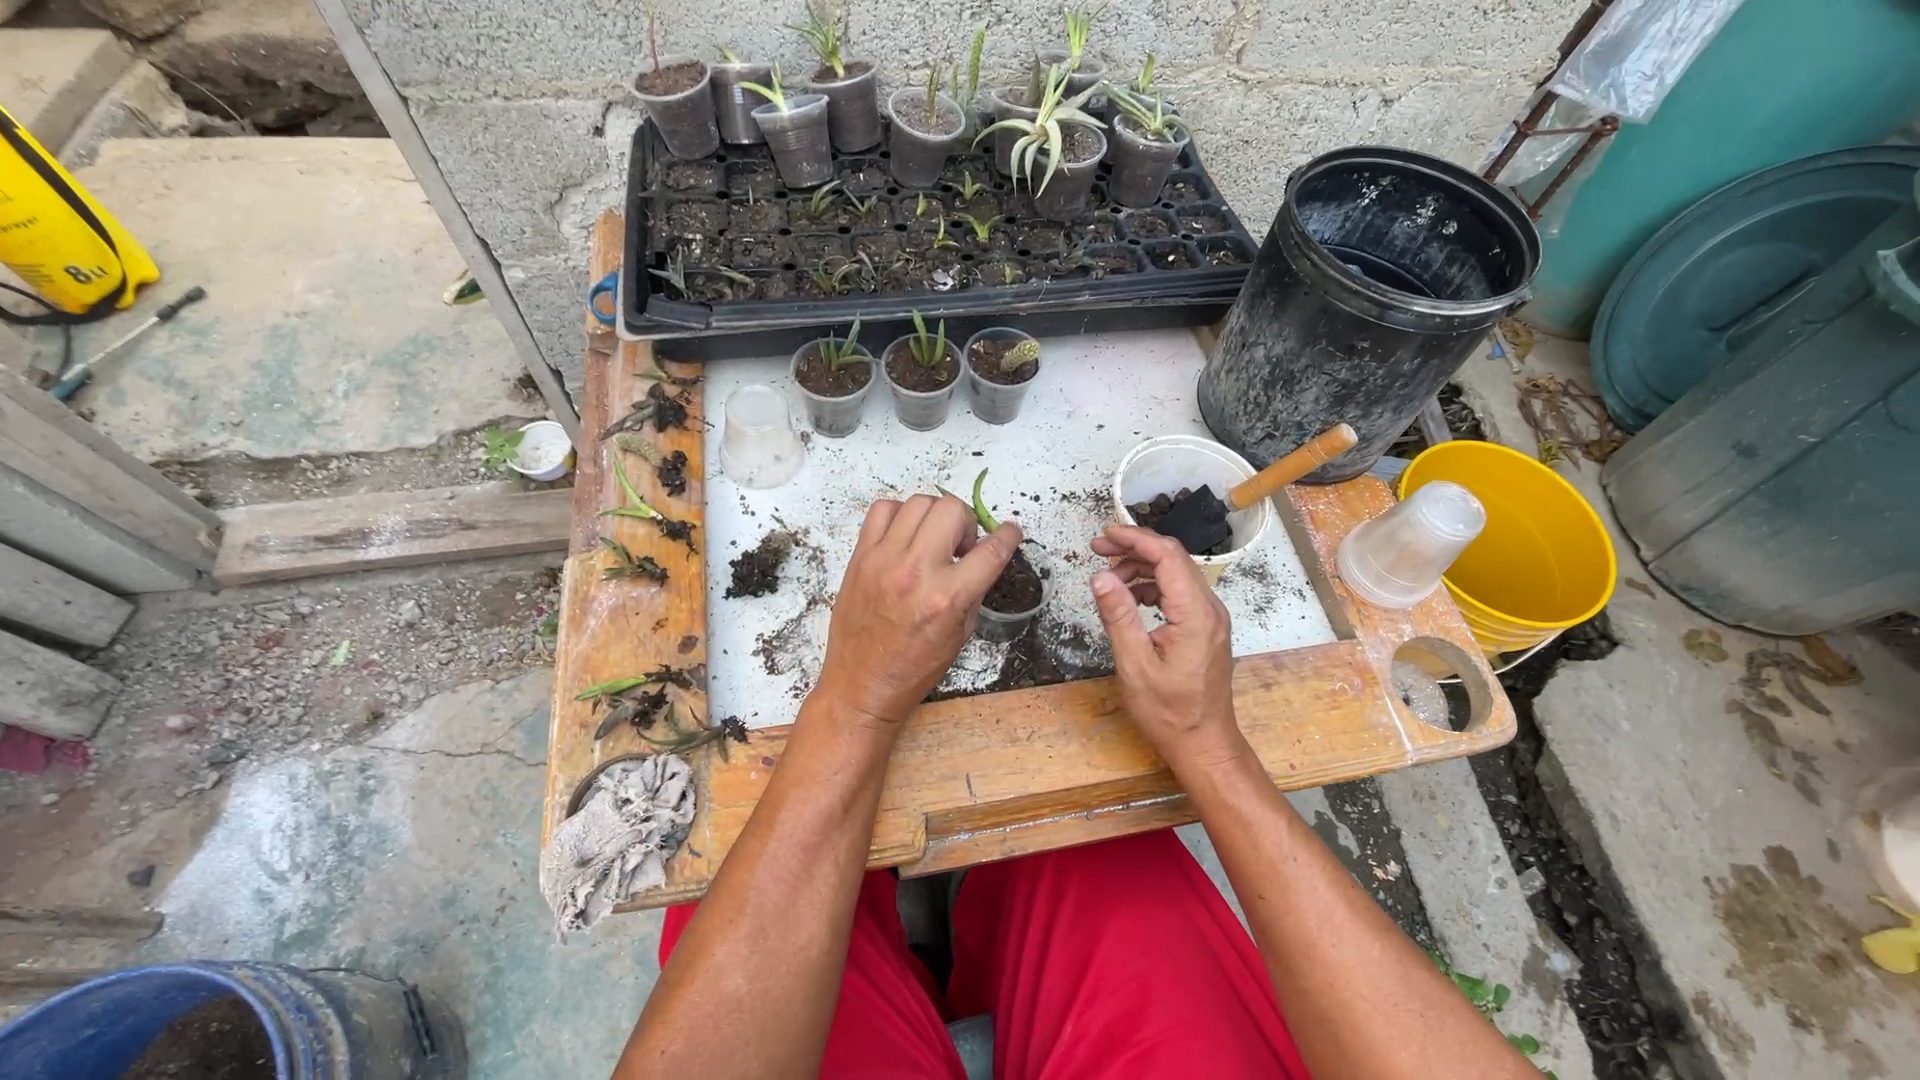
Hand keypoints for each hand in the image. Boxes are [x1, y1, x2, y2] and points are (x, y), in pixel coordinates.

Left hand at [814, 495, 1022, 730]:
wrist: (861, 685)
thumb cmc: (913, 668)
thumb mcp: (960, 633)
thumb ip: (973, 589)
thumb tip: (981, 555)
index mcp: (947, 598)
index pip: (990, 550)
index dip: (1008, 536)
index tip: (1010, 531)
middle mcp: (915, 573)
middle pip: (952, 510)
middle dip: (966, 524)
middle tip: (961, 547)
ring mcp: (883, 560)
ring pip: (918, 502)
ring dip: (935, 517)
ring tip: (933, 541)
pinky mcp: (860, 557)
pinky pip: (882, 510)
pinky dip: (899, 515)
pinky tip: (905, 537)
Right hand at [1089, 525, 1244, 771]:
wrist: (1203, 743)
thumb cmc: (1169, 712)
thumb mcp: (1134, 665)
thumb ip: (1118, 616)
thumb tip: (1101, 577)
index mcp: (1195, 615)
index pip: (1167, 557)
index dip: (1135, 539)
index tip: (1104, 536)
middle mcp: (1210, 610)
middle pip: (1173, 558)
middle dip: (1135, 547)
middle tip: (1098, 549)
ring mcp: (1211, 618)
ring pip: (1176, 573)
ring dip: (1142, 566)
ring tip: (1109, 576)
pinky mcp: (1206, 628)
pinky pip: (1180, 592)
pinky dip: (1153, 585)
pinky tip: (1130, 597)